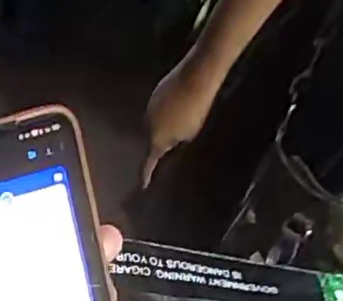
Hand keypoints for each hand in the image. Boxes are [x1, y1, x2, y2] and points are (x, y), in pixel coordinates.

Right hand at [142, 56, 220, 186]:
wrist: (198, 74)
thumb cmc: (197, 108)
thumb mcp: (190, 133)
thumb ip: (176, 142)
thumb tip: (171, 142)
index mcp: (156, 142)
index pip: (148, 164)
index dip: (146, 175)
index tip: (143, 185)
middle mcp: (146, 128)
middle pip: (151, 141)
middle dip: (160, 141)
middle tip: (175, 138)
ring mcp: (148, 109)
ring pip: (153, 124)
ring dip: (163, 124)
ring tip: (181, 115)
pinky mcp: (155, 93)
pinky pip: (158, 108)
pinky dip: (166, 109)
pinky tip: (180, 102)